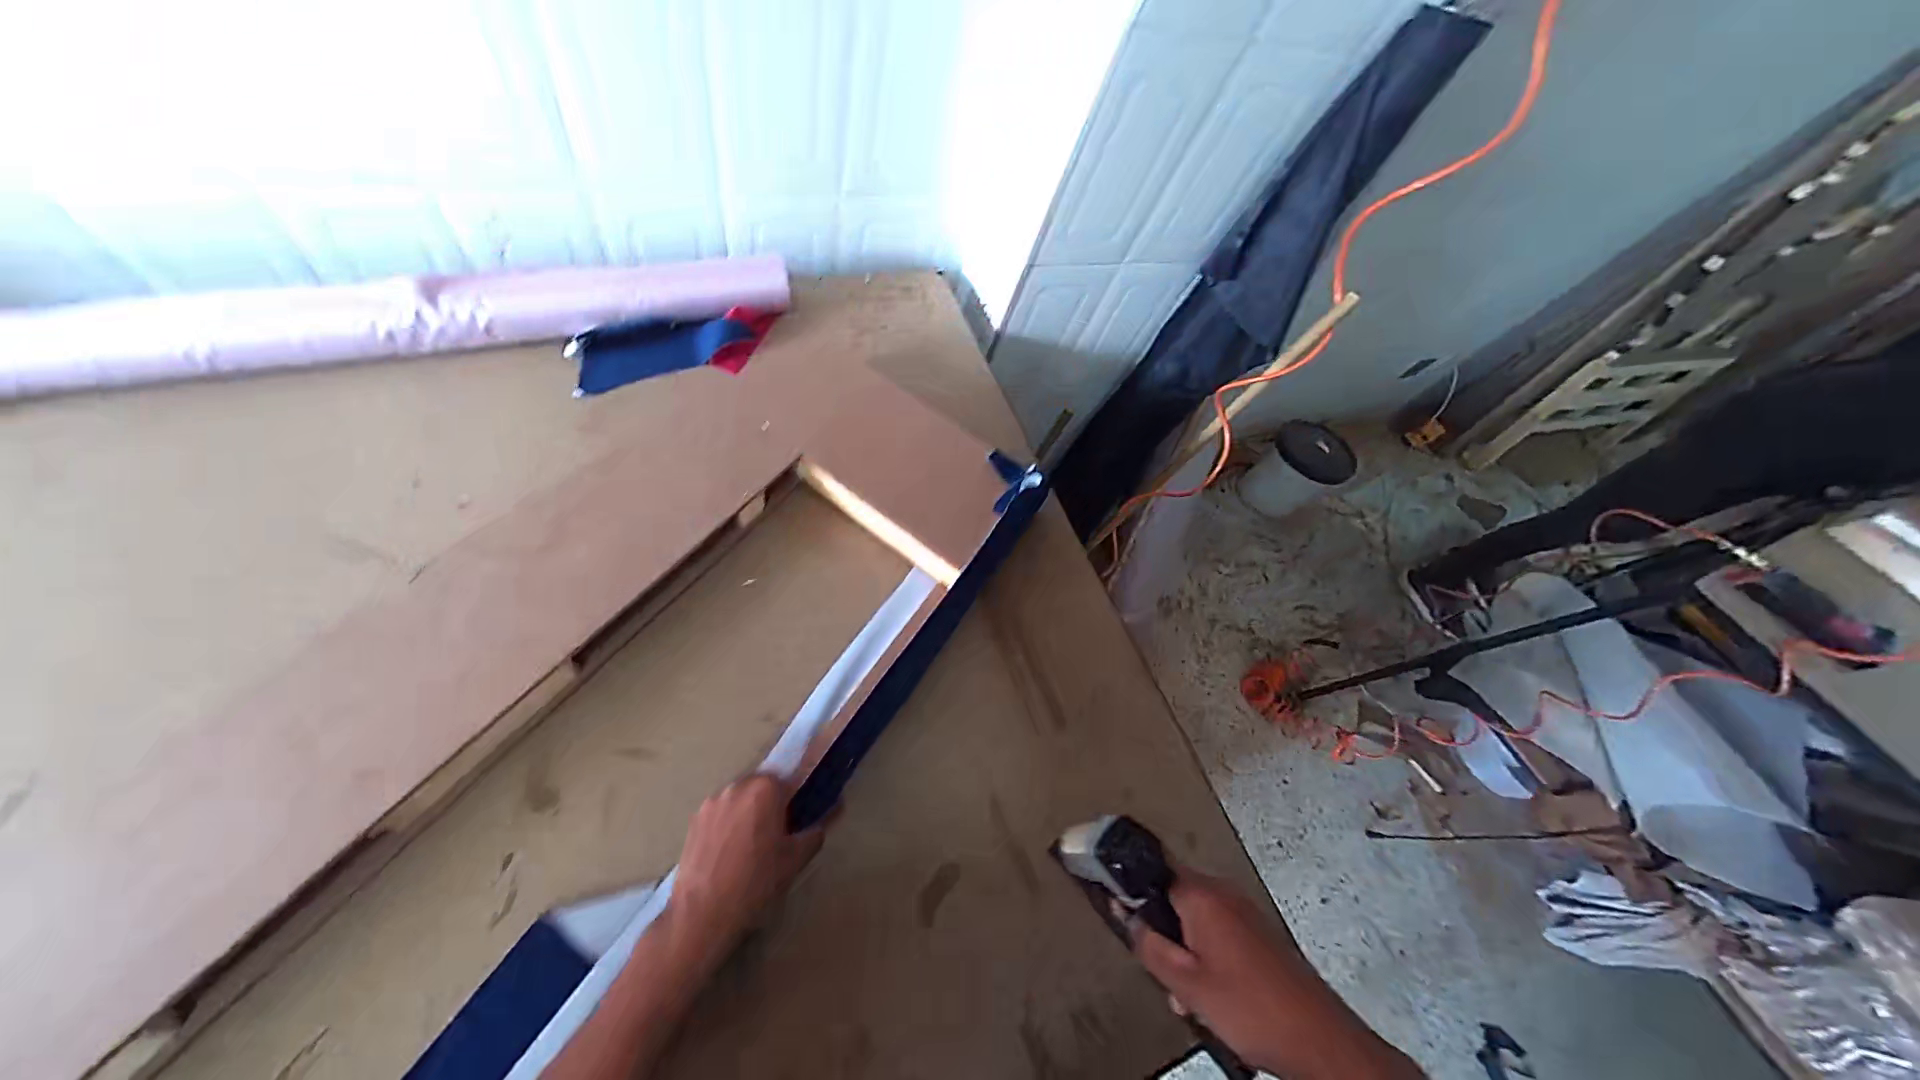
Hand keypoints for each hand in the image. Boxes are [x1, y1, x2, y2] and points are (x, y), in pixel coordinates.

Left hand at [665, 773, 827, 962]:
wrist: (703, 914)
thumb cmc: (756, 882)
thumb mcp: (796, 859)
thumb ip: (817, 830)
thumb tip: (835, 810)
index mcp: (766, 789)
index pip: (789, 780)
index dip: (794, 799)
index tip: (795, 820)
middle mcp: (738, 786)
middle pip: (762, 786)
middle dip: (770, 803)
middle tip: (774, 834)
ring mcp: (713, 801)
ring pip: (740, 798)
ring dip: (748, 811)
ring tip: (748, 846)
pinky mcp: (694, 818)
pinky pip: (720, 811)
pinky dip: (728, 823)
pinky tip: (728, 851)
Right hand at [1128, 870, 1421, 1079]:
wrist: (1320, 1042)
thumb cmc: (1252, 1009)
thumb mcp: (1184, 983)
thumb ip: (1148, 944)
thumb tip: (1124, 914)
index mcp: (1201, 894)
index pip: (1151, 867)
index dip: (1128, 883)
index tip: (1110, 897)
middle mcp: (1223, 892)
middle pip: (1172, 896)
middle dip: (1161, 932)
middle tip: (1161, 970)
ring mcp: (1243, 912)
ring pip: (1194, 920)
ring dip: (1183, 951)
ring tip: (1190, 996)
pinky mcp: (1258, 934)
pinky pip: (1216, 933)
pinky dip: (1205, 957)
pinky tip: (1213, 996)